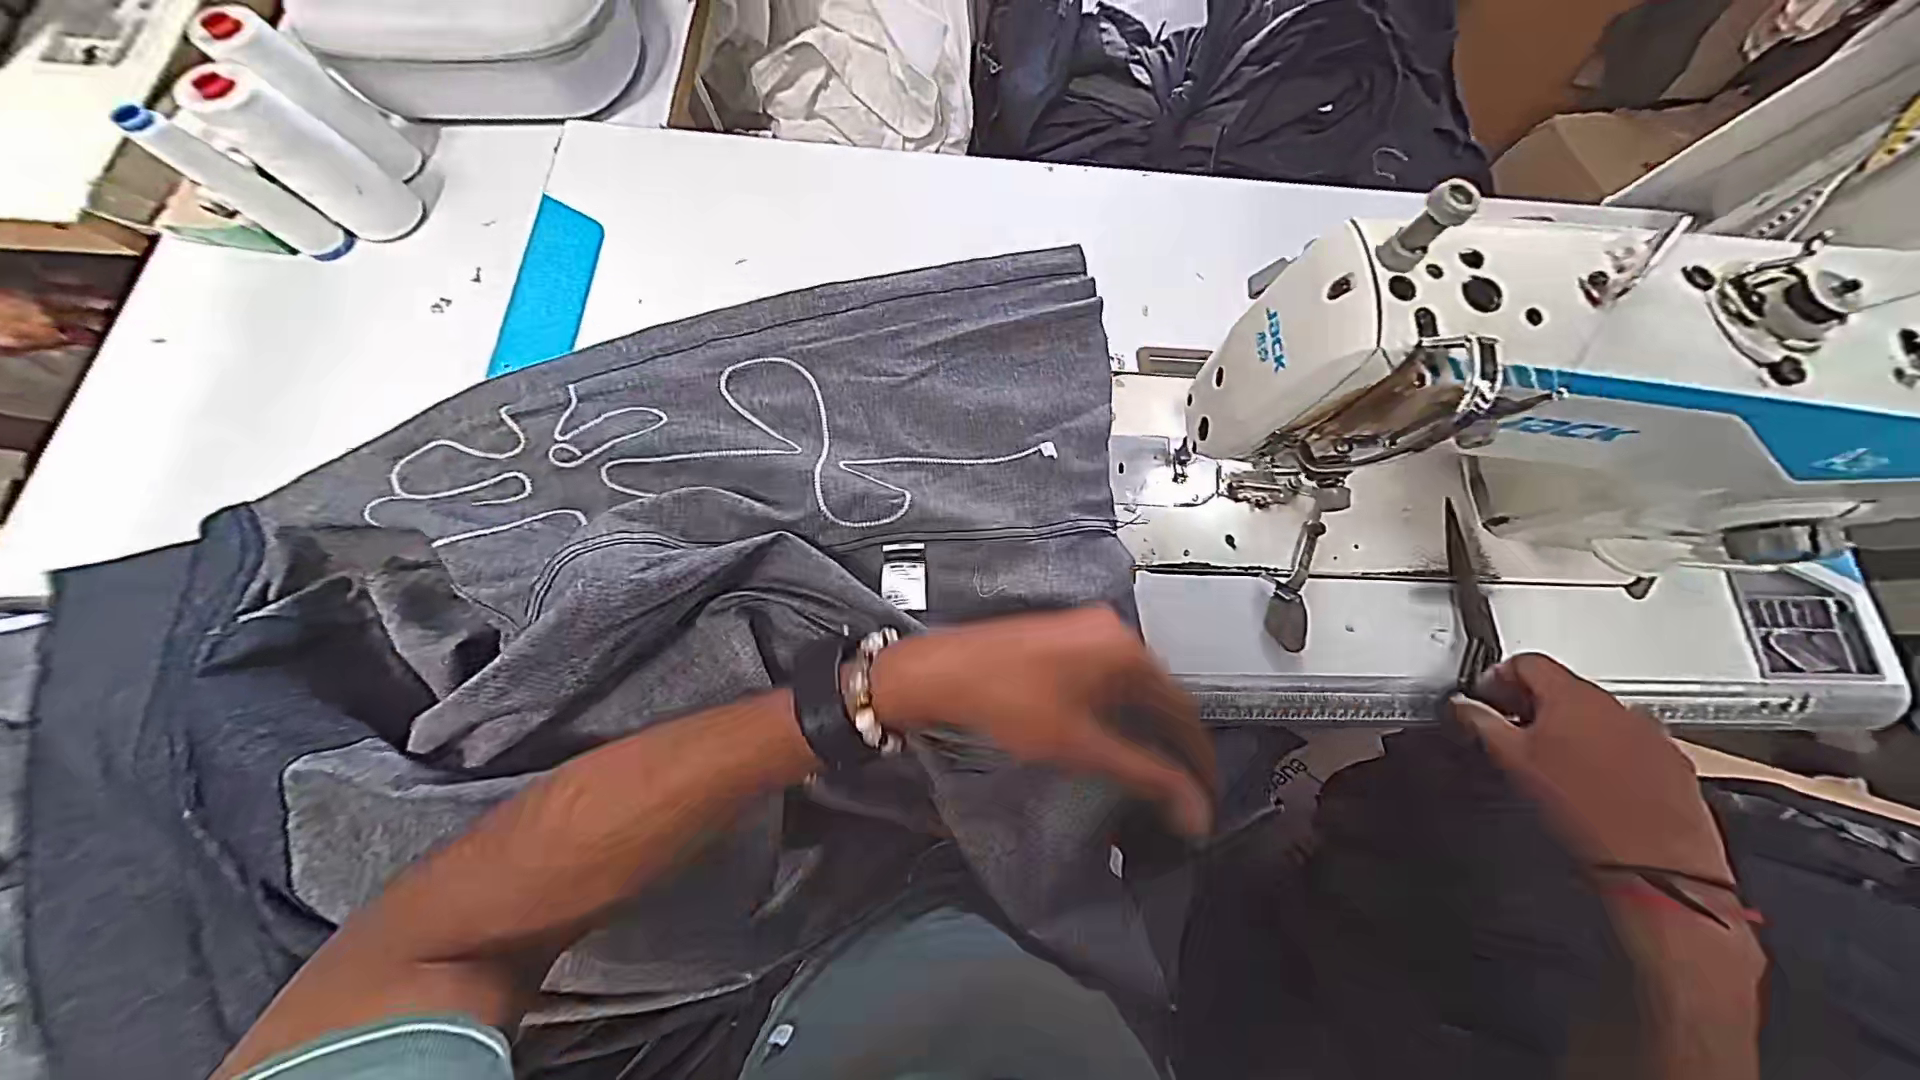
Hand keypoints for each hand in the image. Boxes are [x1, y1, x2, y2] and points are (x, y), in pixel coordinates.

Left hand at [869, 606, 1215, 836]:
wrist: (944, 672)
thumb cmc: (1002, 697)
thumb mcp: (1082, 745)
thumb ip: (1145, 775)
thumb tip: (1190, 804)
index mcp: (1123, 648)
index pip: (1183, 707)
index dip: (1198, 754)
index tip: (1205, 786)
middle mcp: (1109, 630)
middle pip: (1160, 692)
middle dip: (1172, 739)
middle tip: (1182, 783)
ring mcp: (1084, 629)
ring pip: (1133, 683)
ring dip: (1144, 722)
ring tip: (1152, 764)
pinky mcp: (1064, 636)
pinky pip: (1108, 673)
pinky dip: (1118, 705)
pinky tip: (1113, 731)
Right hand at [1451, 653, 1731, 883]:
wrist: (1654, 863)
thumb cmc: (1585, 810)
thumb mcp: (1510, 758)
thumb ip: (1479, 721)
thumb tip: (1463, 706)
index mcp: (1574, 697)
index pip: (1528, 662)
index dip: (1497, 677)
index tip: (1486, 698)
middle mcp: (1617, 707)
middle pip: (1561, 686)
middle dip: (1530, 704)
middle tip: (1509, 731)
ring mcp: (1650, 734)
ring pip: (1595, 715)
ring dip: (1568, 727)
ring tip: (1549, 760)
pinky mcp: (1672, 763)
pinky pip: (1628, 741)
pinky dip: (1603, 751)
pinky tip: (1587, 779)